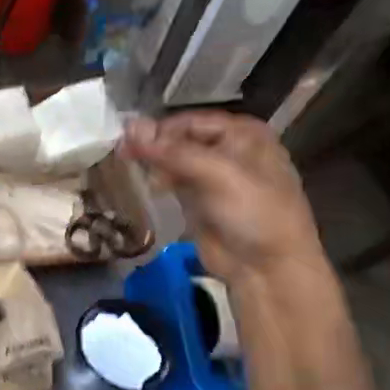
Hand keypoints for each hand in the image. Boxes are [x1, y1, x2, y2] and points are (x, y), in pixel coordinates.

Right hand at [124, 112, 324, 287]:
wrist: (267, 268)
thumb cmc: (252, 212)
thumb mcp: (217, 174)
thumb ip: (172, 151)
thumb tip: (129, 127)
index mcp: (244, 133)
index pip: (190, 121)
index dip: (159, 129)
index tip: (128, 140)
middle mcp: (229, 149)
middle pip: (180, 139)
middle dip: (154, 146)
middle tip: (122, 154)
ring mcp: (214, 177)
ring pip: (174, 160)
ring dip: (153, 163)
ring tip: (127, 166)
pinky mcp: (200, 201)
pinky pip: (174, 183)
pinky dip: (158, 181)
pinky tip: (144, 183)